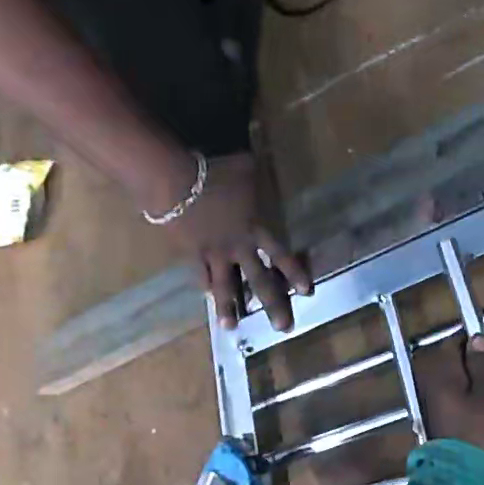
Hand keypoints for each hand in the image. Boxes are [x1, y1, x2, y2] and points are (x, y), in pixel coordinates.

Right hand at [157, 152, 312, 330]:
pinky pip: (199, 275)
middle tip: (284, 327)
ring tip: (233, 328)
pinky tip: (206, 297)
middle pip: (260, 281)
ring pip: (225, 288)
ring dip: (230, 309)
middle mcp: (239, 247)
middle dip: (274, 305)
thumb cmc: (215, 172)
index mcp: (256, 227)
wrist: (176, 182)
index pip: (281, 255)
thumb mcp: (245, 165)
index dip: (294, 273)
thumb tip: (262, 155)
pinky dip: (204, 286)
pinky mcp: (191, 254)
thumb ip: (256, 170)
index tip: (306, 292)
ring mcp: (214, 254)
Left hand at [415, 335, 483, 469]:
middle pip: (465, 370)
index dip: (479, 348)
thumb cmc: (479, 432)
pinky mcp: (453, 429)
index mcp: (438, 376)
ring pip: (473, 392)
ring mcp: (443, 410)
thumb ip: (482, 366)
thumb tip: (476, 338)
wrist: (467, 483)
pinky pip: (473, 411)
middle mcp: (435, 389)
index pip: (455, 347)